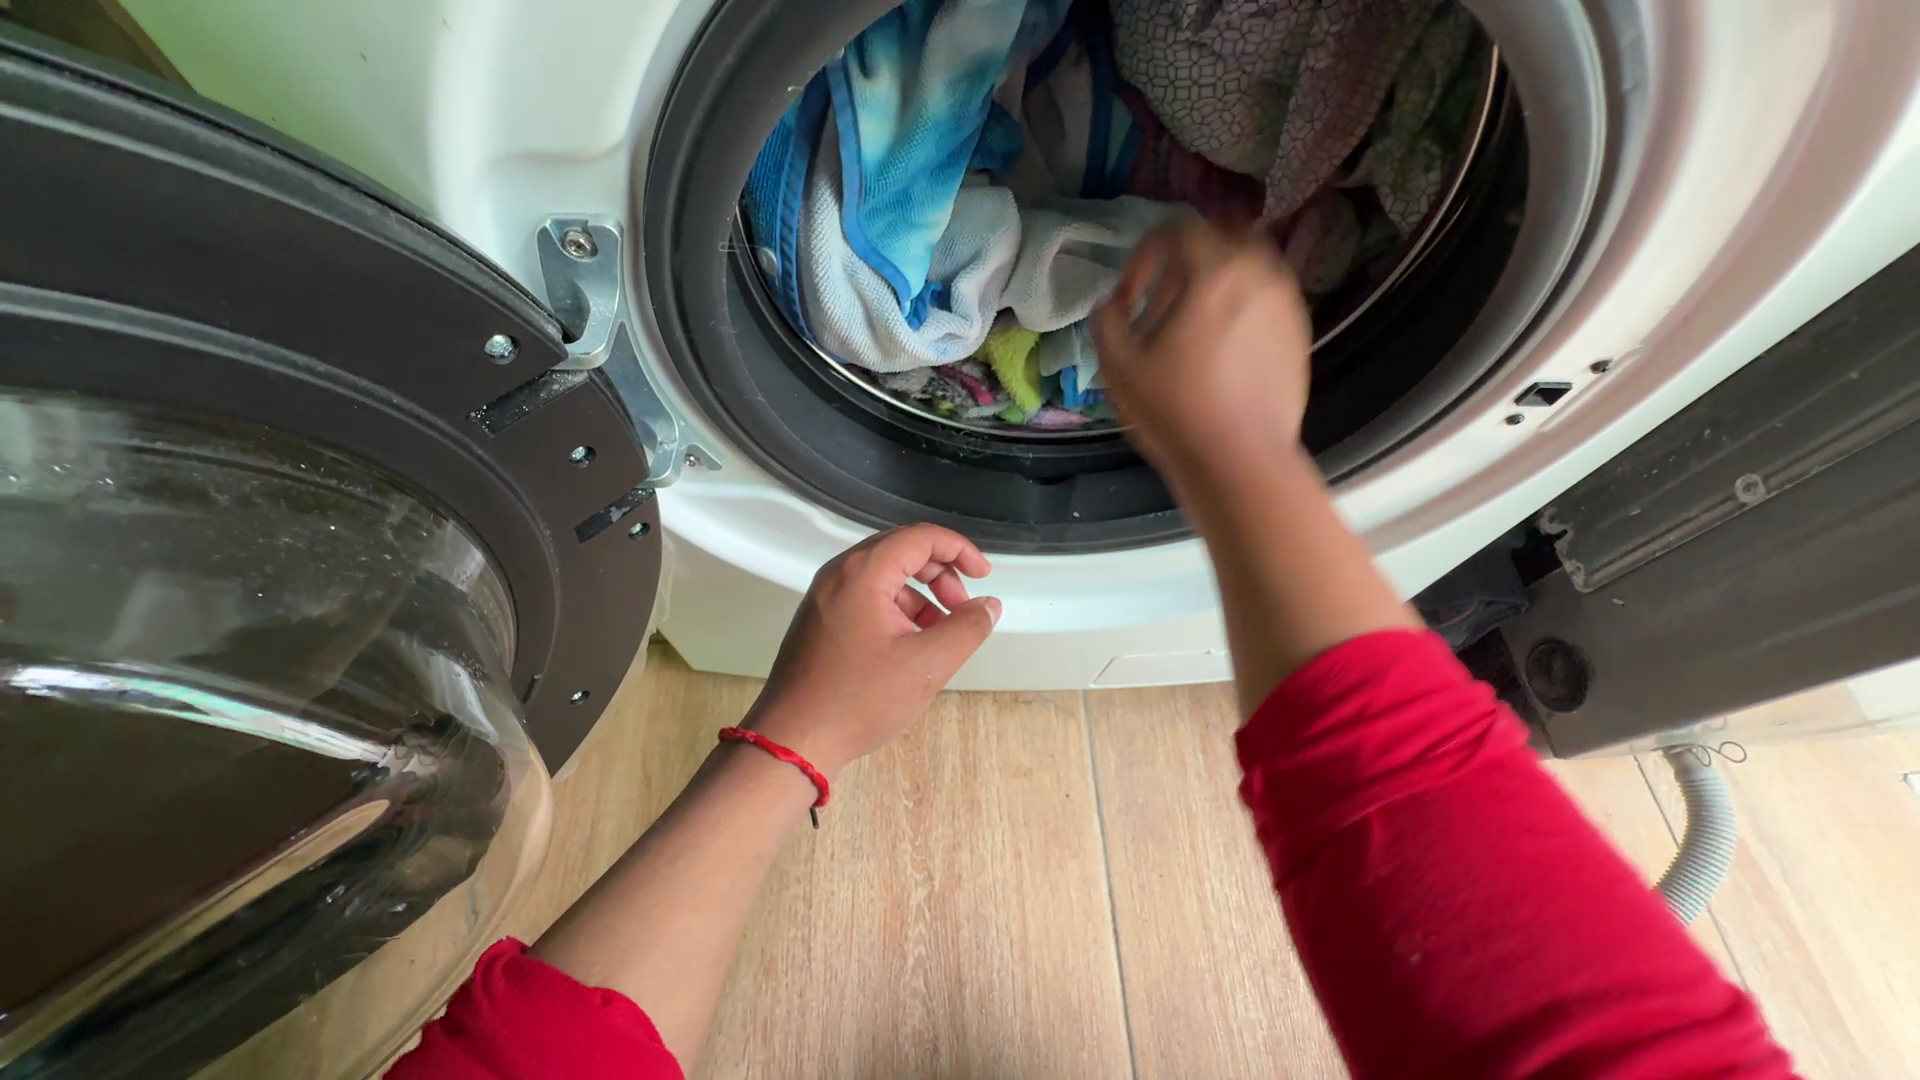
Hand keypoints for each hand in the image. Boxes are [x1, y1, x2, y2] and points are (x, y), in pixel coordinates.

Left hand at [743, 524, 1001, 776]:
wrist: (793, 740)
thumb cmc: (859, 700)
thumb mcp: (927, 665)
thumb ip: (966, 628)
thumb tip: (988, 605)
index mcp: (863, 573)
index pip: (921, 537)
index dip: (959, 550)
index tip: (983, 575)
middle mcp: (839, 574)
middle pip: (901, 550)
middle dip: (940, 573)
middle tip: (962, 607)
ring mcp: (824, 596)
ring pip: (884, 575)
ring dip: (920, 594)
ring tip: (939, 634)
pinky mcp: (820, 619)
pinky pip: (867, 596)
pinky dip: (896, 609)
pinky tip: (909, 645)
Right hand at [1091, 220, 1313, 490]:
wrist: (1241, 460)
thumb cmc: (1175, 410)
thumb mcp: (1119, 366)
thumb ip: (1107, 320)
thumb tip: (1112, 304)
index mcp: (1214, 271)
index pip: (1177, 231)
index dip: (1144, 258)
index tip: (1130, 299)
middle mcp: (1259, 273)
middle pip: (1219, 238)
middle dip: (1184, 263)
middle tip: (1162, 305)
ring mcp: (1286, 303)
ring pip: (1249, 266)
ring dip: (1216, 283)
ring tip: (1193, 328)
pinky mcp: (1299, 333)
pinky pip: (1267, 299)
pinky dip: (1241, 308)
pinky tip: (1222, 350)